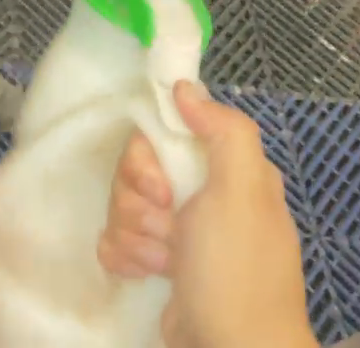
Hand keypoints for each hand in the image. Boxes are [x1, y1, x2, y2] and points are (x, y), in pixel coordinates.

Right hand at [98, 82, 317, 347]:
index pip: (163, 134)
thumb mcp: (242, 195)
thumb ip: (223, 133)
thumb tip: (184, 85)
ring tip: (161, 263)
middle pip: (136, 167)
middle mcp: (202, 197)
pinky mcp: (156, 261)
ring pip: (123, 201)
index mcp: (227, 174)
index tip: (160, 187)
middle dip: (138, 200)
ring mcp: (178, 232)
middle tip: (165, 229)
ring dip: (133, 233)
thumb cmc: (237, 271)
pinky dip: (125, 255)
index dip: (148, 157)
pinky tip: (145, 274)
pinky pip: (117, 235)